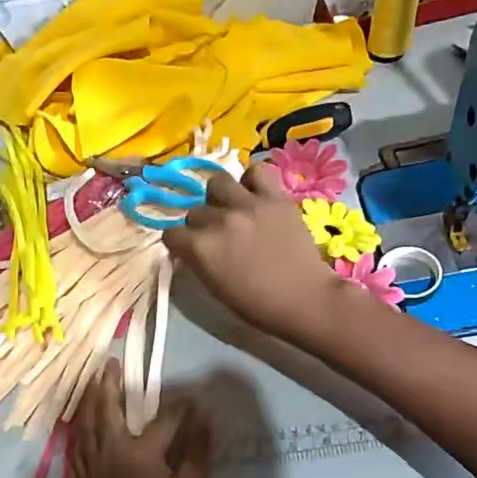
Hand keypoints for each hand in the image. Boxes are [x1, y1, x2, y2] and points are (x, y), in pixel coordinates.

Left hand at [72, 361, 211, 477]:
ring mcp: (94, 470)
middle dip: (109, 385)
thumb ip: (196, 448)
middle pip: (106, 411)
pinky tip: (81, 422)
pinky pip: (77, 449)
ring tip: (93, 381)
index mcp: (139, 455)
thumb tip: (204, 414)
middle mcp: (110, 455)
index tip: (194, 398)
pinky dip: (79, 430)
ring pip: (86, 427)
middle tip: (111, 363)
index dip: (181, 408)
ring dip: (89, 401)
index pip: (162, 420)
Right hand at [163, 163, 350, 340]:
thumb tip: (190, 249)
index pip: (172, 234)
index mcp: (201, 247)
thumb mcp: (215, 289)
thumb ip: (199, 262)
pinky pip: (257, 172)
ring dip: (220, 196)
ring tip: (232, 208)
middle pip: (195, 211)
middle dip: (202, 224)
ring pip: (217, 182)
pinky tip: (256, 196)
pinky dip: (253, 182)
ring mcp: (248, 205)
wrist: (304, 299)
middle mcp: (220, 220)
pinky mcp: (275, 198)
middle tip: (217, 235)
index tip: (189, 249)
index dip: (180, 243)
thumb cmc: (258, 305)